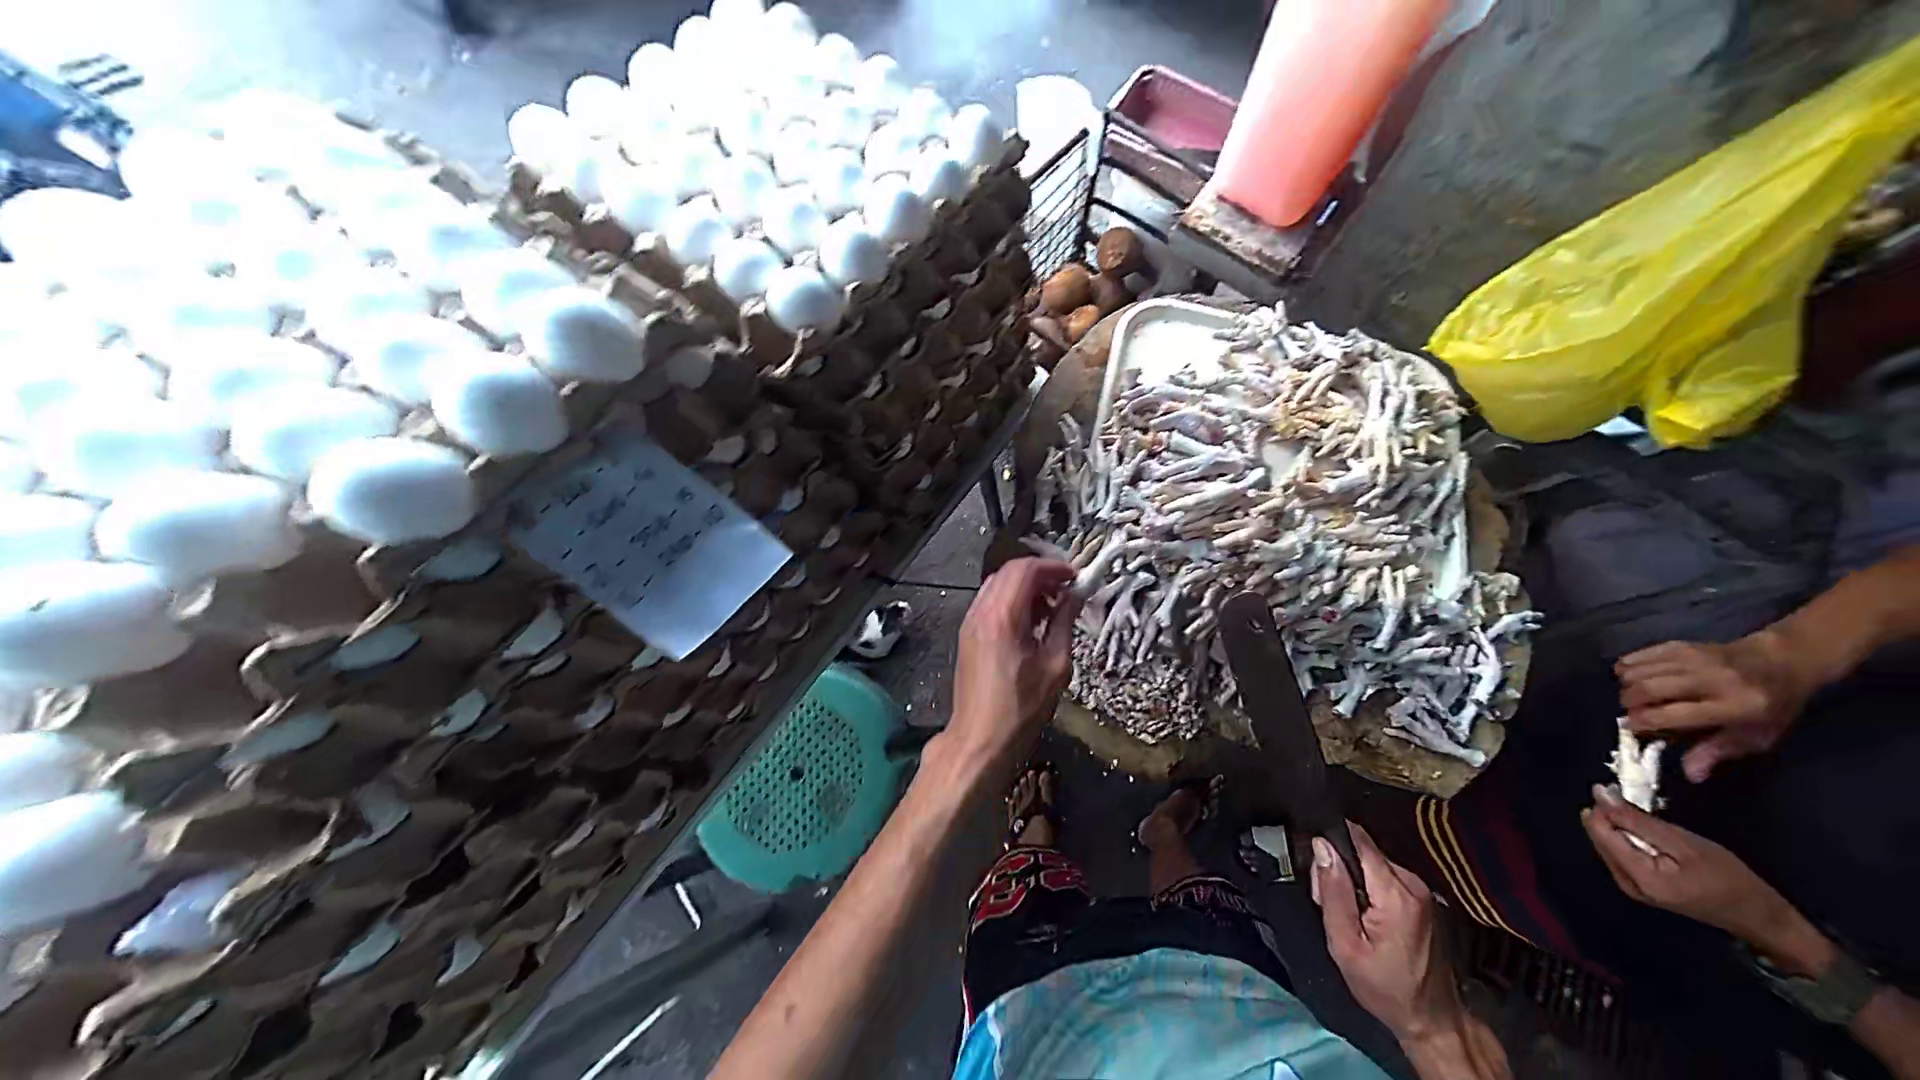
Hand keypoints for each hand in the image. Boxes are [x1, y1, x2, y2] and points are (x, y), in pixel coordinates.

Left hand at [950, 558, 1080, 766]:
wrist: (979, 739)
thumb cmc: (1019, 710)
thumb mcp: (1055, 666)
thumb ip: (1065, 623)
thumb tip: (1075, 598)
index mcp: (1002, 617)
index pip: (1025, 569)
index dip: (1053, 567)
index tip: (1074, 577)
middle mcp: (981, 613)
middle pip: (1009, 572)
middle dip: (1040, 574)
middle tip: (1066, 590)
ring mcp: (970, 623)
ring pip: (998, 585)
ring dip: (1026, 587)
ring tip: (1053, 608)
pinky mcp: (968, 635)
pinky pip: (991, 603)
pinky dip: (1012, 602)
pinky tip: (1032, 623)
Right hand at [1311, 823, 1463, 1043]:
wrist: (1431, 1018)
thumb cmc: (1385, 987)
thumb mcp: (1345, 944)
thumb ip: (1333, 891)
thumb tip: (1322, 846)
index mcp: (1396, 895)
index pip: (1358, 840)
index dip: (1331, 846)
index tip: (1318, 870)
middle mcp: (1413, 884)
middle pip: (1362, 851)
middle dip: (1339, 867)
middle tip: (1330, 902)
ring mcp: (1421, 890)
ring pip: (1371, 862)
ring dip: (1353, 878)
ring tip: (1348, 914)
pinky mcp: (1422, 897)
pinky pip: (1383, 875)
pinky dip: (1368, 888)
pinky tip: (1365, 916)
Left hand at [1581, 785, 1831, 974]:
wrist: (1761, 918)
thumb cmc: (1732, 880)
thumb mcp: (1685, 843)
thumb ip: (1637, 820)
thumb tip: (1600, 795)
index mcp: (1637, 876)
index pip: (1598, 830)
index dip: (1603, 807)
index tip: (1618, 793)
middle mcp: (1625, 883)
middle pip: (1599, 836)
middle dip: (1612, 817)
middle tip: (1638, 807)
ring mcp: (1630, 885)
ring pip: (1608, 842)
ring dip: (1621, 827)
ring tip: (1650, 823)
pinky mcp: (1638, 885)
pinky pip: (1621, 852)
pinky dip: (1630, 839)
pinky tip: (1650, 837)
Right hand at [1616, 631, 1814, 781]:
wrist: (1783, 662)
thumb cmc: (1771, 706)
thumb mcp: (1756, 736)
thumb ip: (1717, 752)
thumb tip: (1691, 775)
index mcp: (1733, 706)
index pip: (1671, 714)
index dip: (1642, 722)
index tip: (1632, 727)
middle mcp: (1710, 680)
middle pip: (1646, 689)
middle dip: (1629, 703)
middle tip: (1633, 711)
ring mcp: (1693, 659)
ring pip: (1636, 672)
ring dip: (1626, 686)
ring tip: (1635, 696)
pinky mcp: (1680, 646)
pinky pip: (1636, 656)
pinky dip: (1626, 668)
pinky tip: (1633, 677)